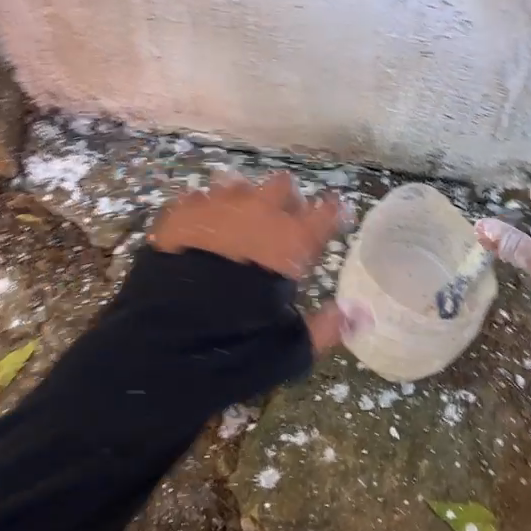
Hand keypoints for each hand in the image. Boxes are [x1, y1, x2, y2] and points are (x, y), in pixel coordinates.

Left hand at [148, 171, 372, 352]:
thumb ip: (327, 326)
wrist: (168, 332)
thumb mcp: (291, 346)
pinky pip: (199, 198)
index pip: (327, 212)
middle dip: (284, 199)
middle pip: (283, 186)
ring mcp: (218, 205)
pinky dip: (204, 210)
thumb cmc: (239, 341)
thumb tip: (362, 317)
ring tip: (236, 221)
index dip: (333, 212)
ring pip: (239, 184)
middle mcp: (260, 211)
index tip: (335, 216)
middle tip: (281, 220)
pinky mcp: (181, 211)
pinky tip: (199, 228)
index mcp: (293, 239)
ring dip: (242, 200)